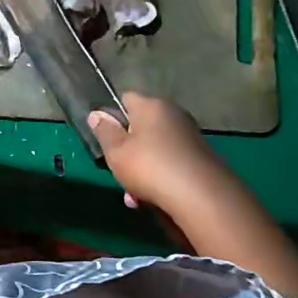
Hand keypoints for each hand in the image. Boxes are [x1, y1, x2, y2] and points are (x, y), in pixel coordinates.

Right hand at [88, 93, 235, 211]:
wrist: (200, 194)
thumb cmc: (149, 166)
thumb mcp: (116, 151)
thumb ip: (104, 131)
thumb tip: (97, 113)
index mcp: (151, 105)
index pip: (126, 98)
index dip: (112, 116)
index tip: (105, 138)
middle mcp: (173, 113)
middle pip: (140, 127)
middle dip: (127, 150)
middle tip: (118, 172)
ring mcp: (189, 135)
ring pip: (154, 149)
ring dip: (141, 169)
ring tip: (134, 196)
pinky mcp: (200, 156)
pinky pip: (170, 162)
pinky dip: (160, 177)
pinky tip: (153, 199)